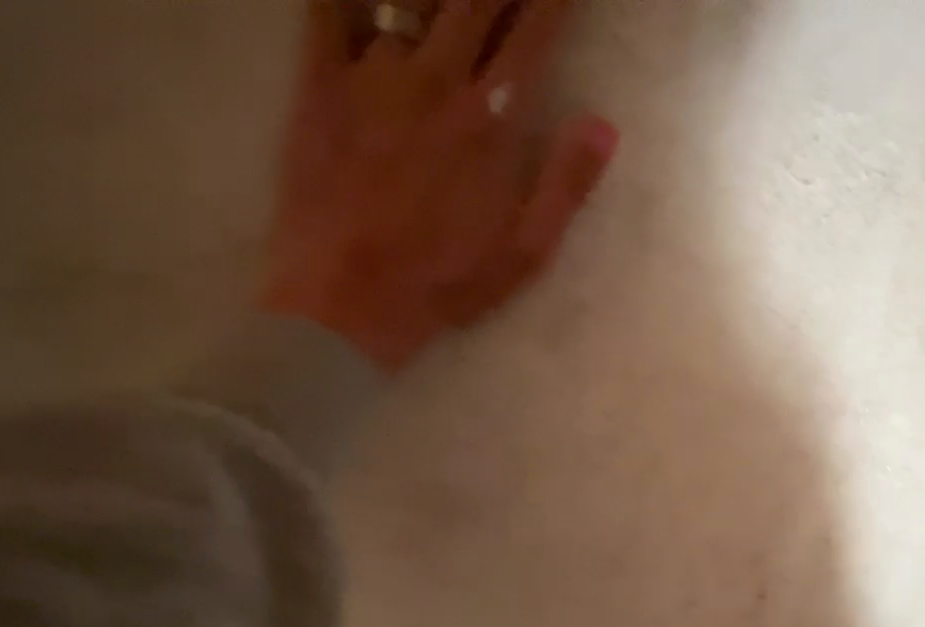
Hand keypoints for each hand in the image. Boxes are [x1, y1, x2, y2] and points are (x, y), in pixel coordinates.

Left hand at [261, 0, 617, 370]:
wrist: (347, 298)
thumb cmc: (445, 281)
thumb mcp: (526, 250)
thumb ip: (567, 184)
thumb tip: (604, 124)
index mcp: (490, 122)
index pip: (532, 36)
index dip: (552, 0)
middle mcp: (435, 82)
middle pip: (475, 2)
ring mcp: (373, 76)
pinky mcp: (320, 83)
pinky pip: (330, 8)